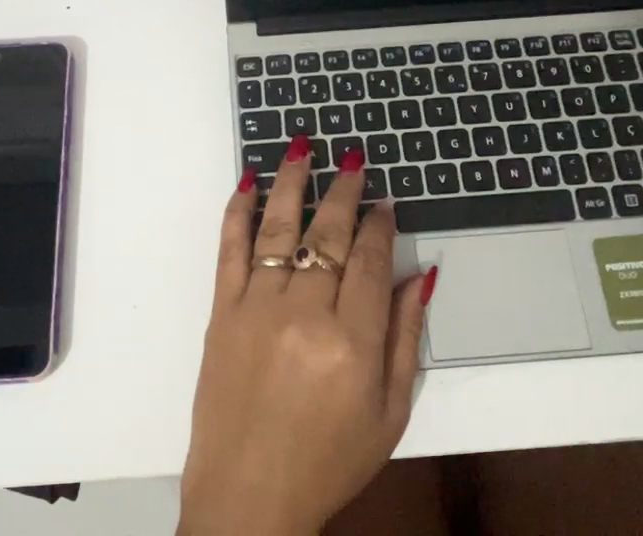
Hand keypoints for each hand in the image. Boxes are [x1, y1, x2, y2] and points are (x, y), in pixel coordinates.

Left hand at [178, 139, 433, 535]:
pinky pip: (230, 250)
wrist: (249, 495)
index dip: (381, 224)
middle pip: (328, 235)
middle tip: (353, 159)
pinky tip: (248, 183)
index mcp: (353, 342)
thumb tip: (421, 276)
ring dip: (292, 182)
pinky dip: (238, 212)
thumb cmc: (328, 460)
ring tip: (303, 147)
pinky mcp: (222, 312)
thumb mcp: (390, 413)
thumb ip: (406, 339)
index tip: (386, 200)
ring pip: (278, 229)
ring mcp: (257, 308)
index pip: (371, 260)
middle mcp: (304, 314)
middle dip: (344, 191)